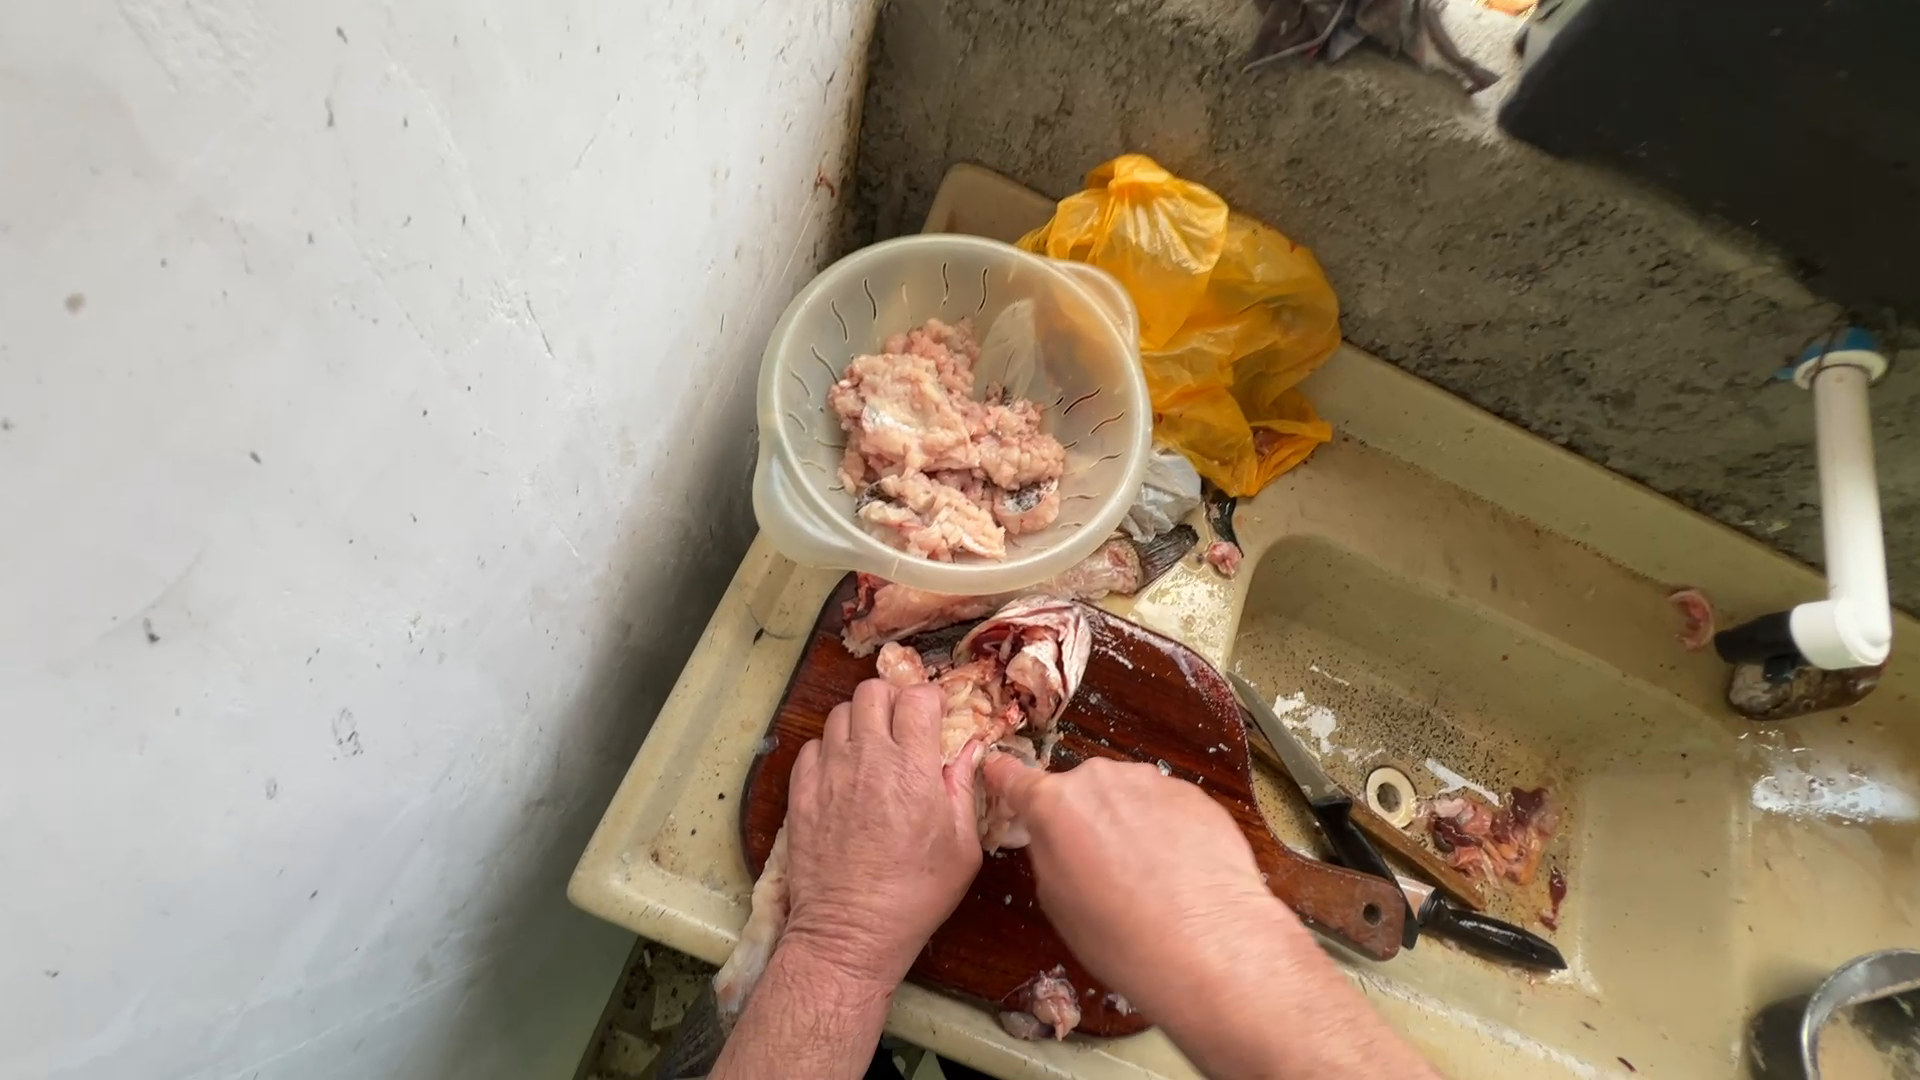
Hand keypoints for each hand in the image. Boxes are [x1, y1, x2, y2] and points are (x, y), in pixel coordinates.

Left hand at [781, 679, 984, 992]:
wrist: (849, 935)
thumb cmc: (915, 895)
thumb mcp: (962, 848)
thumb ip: (964, 788)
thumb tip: (971, 748)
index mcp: (913, 768)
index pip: (917, 698)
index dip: (930, 699)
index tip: (935, 716)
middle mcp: (868, 758)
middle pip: (873, 691)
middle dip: (892, 700)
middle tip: (902, 725)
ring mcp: (829, 772)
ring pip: (840, 712)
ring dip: (860, 722)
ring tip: (871, 747)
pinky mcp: (801, 791)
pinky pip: (812, 746)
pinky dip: (829, 749)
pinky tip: (842, 773)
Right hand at [981, 756, 1286, 1022]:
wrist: (1209, 945)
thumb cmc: (1122, 935)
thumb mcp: (1057, 900)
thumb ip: (1048, 849)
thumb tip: (1057, 834)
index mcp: (1053, 804)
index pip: (1014, 775)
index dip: (1005, 776)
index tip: (1000, 771)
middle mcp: (1098, 779)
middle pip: (1080, 790)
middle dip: (1084, 816)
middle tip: (1102, 864)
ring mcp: (1148, 781)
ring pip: (1125, 795)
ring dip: (1128, 820)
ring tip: (1150, 873)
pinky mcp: (1191, 793)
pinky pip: (1165, 804)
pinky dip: (1166, 828)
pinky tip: (1179, 868)